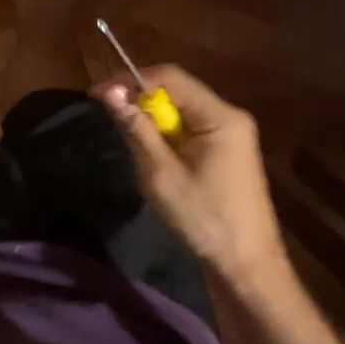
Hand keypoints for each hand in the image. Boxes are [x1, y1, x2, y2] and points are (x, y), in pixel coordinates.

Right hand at [93, 66, 288, 289]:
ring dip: (152, 119)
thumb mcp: (161, 173)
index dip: (130, 80)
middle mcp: (230, 116)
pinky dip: (167, 134)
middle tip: (109, 116)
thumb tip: (109, 92)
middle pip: (177, 90)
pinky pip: (190, 127)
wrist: (246, 266)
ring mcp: (232, 133)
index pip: (170, 77)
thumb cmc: (204, 218)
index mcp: (221, 117)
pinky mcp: (228, 149)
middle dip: (140, 100)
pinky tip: (153, 154)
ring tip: (128, 137)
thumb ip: (136, 128)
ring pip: (181, 109)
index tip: (98, 94)